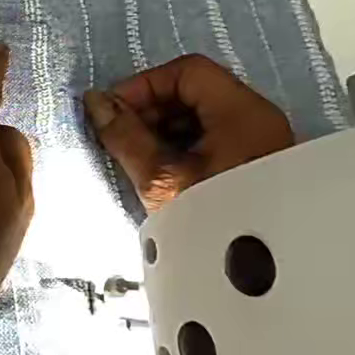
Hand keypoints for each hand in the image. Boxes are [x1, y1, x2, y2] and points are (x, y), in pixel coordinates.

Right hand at [83, 54, 291, 213]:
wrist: (259, 282)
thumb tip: (94, 101)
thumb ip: (124, 135)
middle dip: (150, 107)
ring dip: (163, 127)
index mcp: (242, 114)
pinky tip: (161, 169)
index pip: (187, 72)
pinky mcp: (254, 165)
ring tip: (137, 154)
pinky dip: (181, 144)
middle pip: (195, 91)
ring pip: (202, 116)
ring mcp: (260, 143)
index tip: (113, 111)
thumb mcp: (159, 176)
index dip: (144, 84)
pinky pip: (212, 138)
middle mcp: (258, 120)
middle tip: (121, 134)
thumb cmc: (210, 221)